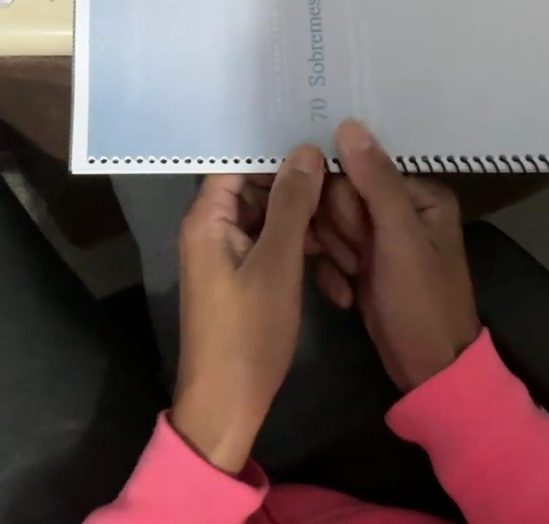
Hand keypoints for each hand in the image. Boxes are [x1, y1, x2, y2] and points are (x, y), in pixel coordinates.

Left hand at [172, 147, 325, 471]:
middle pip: (252, 187)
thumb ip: (291, 204)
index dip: (273, 153)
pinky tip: (329, 250)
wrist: (226, 403)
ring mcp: (223, 251)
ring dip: (298, 216)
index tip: (316, 145)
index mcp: (207, 217)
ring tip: (341, 218)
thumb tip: (305, 151)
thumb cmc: (249, 331)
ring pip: (264, 215)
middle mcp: (209, 226)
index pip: (236, 163)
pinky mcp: (238, 273)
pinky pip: (265, 241)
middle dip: (293, 186)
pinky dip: (293, 242)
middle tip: (338, 181)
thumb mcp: (277, 264)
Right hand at [309, 120, 480, 390]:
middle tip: (357, 261)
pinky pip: (328, 248)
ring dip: (333, 254)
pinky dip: (332, 272)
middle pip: (337, 195)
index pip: (355, 170)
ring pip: (327, 222)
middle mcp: (398, 207)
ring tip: (354, 278)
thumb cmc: (422, 303)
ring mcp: (378, 236)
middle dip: (339, 233)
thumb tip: (348, 125)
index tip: (355, 237)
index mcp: (417, 192)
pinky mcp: (362, 261)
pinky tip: (345, 294)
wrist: (427, 372)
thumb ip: (375, 181)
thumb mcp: (401, 240)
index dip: (344, 204)